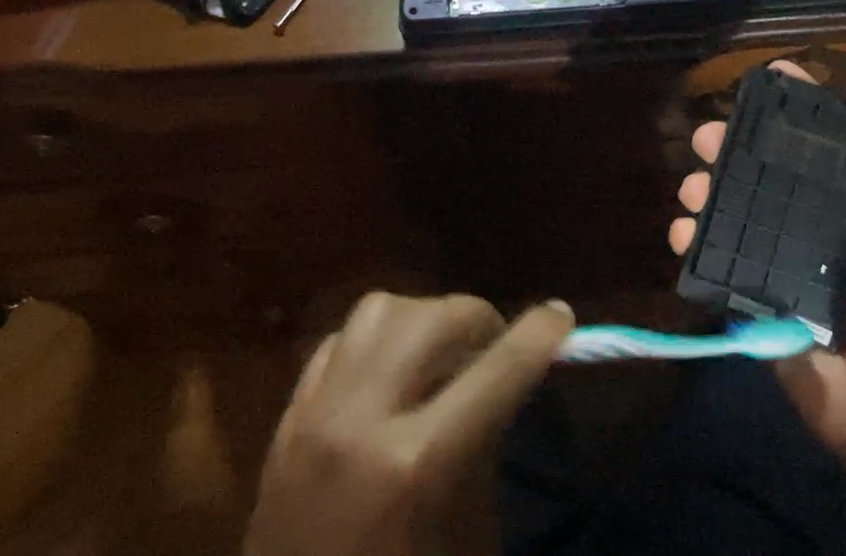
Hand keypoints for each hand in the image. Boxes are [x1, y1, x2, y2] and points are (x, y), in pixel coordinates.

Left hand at [243, 292, 573, 555]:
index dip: (539, 333)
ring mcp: (315, 416)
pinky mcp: (286, 423)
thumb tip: (503, 379)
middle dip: (478, 318)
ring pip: (377, 311)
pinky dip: (372, 342)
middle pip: (433, 318)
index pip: (498, 370)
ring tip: (439, 350)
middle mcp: (362, 421)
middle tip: (494, 345)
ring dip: (421, 317)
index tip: (560, 313)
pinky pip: (335, 344)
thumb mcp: (469, 534)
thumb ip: (485, 446)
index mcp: (418, 462)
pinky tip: (390, 370)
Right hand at [670, 61, 845, 452]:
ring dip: (707, 193)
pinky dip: (694, 247)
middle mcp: (815, 232)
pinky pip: (720, 266)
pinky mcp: (755, 301)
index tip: (772, 75)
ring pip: (736, 215)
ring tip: (689, 186)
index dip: (802, 112)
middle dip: (735, 150)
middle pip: (768, 178)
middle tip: (706, 136)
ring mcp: (781, 266)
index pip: (827, 154)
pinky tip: (678, 234)